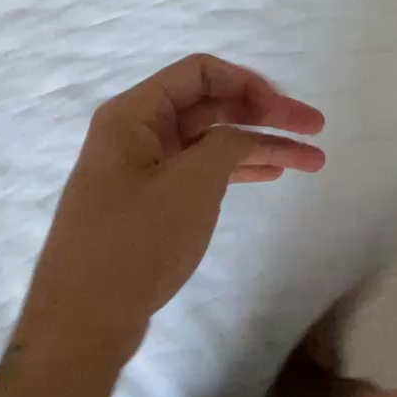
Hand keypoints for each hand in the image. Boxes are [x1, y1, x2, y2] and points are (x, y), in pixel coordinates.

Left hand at [19, 54, 325, 357]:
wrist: (81, 324)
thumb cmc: (135, 242)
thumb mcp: (193, 182)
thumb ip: (228, 142)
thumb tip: (243, 135)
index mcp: (134, 114)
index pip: (201, 72)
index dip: (250, 84)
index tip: (287, 112)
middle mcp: (137, 133)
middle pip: (212, 105)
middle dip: (267, 115)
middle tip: (316, 128)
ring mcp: (143, 169)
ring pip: (213, 141)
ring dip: (262, 146)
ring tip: (312, 160)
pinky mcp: (151, 202)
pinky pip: (202, 170)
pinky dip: (238, 169)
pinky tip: (272, 173)